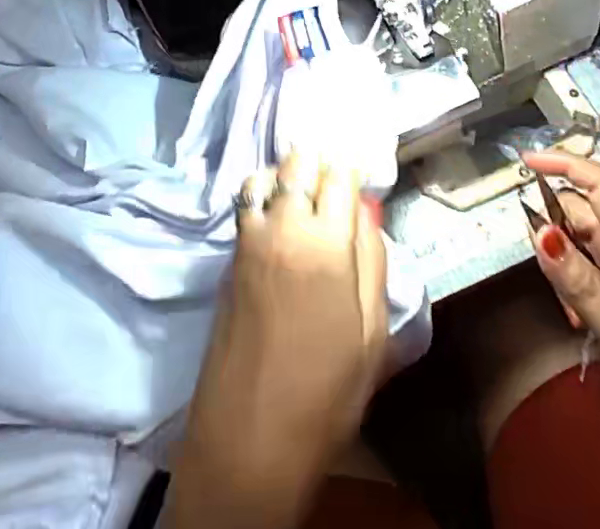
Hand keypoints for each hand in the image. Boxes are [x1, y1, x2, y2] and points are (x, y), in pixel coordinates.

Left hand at [170, 155, 387, 527]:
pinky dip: (260, 195)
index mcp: (328, 246)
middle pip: (297, 166)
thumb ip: (372, 264)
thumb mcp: (371, 335)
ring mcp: (248, 244)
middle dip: (315, 160)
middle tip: (329, 173)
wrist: (248, 439)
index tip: (358, 175)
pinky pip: (245, 208)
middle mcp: (284, 230)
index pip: (339, 178)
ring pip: (261, 180)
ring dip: (283, 174)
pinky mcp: (227, 263)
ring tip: (299, 190)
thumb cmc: (325, 392)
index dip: (351, 170)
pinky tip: (274, 213)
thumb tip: (365, 217)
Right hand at [521, 151, 599, 420]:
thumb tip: (539, 231)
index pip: (599, 182)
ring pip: (575, 236)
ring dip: (556, 255)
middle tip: (527, 247)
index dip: (563, 162)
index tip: (524, 159)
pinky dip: (565, 278)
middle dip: (549, 217)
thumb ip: (579, 283)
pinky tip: (571, 316)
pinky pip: (579, 265)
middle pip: (579, 206)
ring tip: (564, 303)